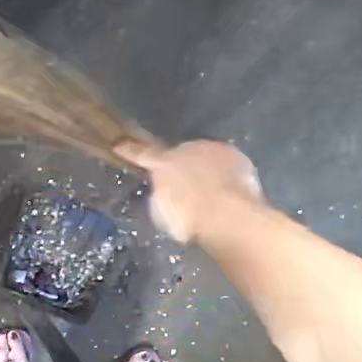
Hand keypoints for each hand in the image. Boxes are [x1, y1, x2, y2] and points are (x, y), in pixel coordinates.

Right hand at [114, 139, 264, 243]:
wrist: (228, 216)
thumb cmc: (187, 216)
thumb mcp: (161, 209)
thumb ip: (159, 192)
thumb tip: (162, 187)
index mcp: (164, 162)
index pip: (145, 154)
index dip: (132, 150)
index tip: (119, 144)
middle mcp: (189, 149)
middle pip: (181, 154)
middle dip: (181, 165)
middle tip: (182, 186)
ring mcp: (217, 152)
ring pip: (205, 158)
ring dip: (205, 171)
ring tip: (208, 193)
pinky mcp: (241, 161)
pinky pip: (228, 166)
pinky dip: (226, 177)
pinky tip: (227, 194)